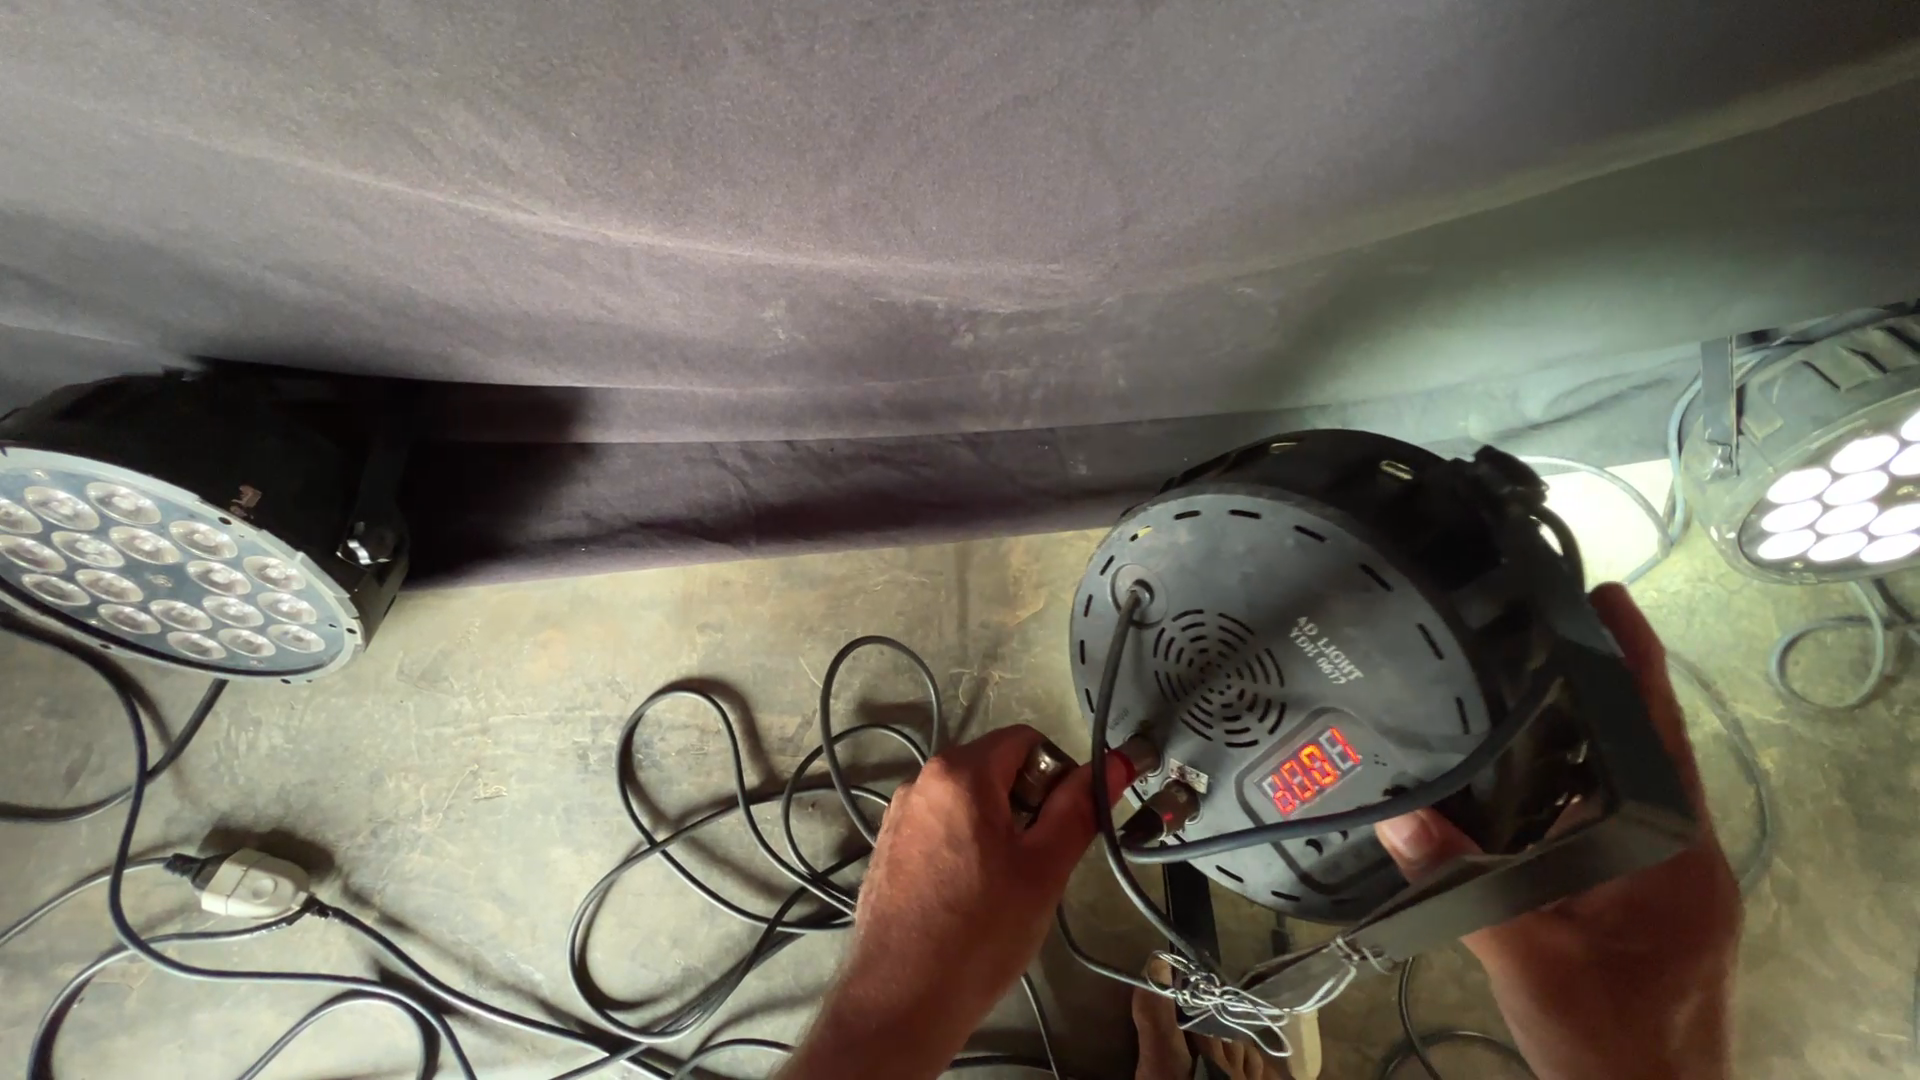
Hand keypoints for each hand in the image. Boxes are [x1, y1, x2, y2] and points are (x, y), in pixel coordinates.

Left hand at [779, 724, 1128, 1079]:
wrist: (901, 1001)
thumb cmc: (981, 931)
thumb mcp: (1044, 868)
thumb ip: (1081, 808)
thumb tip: (1118, 763)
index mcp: (959, 771)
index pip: (1027, 740)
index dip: (1058, 774)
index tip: (1062, 824)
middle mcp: (922, 779)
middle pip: (995, 766)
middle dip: (1027, 802)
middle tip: (1037, 859)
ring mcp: (900, 812)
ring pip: (969, 798)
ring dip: (997, 825)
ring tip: (1004, 883)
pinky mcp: (889, 844)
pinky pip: (941, 823)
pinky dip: (966, 843)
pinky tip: (969, 894)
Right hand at [1373, 583, 1740, 1079]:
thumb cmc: (1606, 1038)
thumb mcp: (1526, 960)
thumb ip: (1464, 884)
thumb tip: (1396, 813)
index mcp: (1669, 857)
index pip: (1658, 740)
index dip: (1638, 667)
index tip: (1608, 600)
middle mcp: (1676, 853)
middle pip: (1643, 746)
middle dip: (1601, 680)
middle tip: (1538, 623)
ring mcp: (1658, 873)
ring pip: (1619, 778)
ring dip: (1579, 725)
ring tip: (1516, 677)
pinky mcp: (1632, 890)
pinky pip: (1598, 808)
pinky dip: (1561, 771)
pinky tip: (1512, 764)